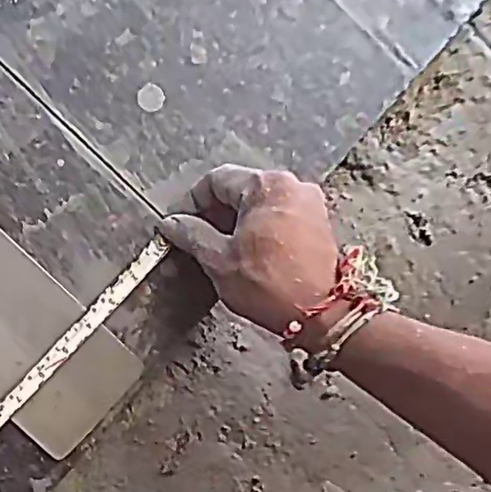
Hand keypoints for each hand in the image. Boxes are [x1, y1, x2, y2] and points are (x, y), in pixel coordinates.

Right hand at [159, 166, 340, 342]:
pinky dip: (253, 231)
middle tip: (193, 244)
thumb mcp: (217, 259)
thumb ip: (191, 234)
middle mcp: (292, 185)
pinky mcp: (315, 223)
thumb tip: (171, 223)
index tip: (178, 228)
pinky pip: (274, 217)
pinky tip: (243, 257)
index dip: (190, 204)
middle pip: (238, 190)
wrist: (318, 311)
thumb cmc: (268, 284)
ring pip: (256, 205)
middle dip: (211, 215)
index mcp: (266, 186)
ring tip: (217, 254)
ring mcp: (307, 203)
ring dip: (232, 225)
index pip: (216, 180)